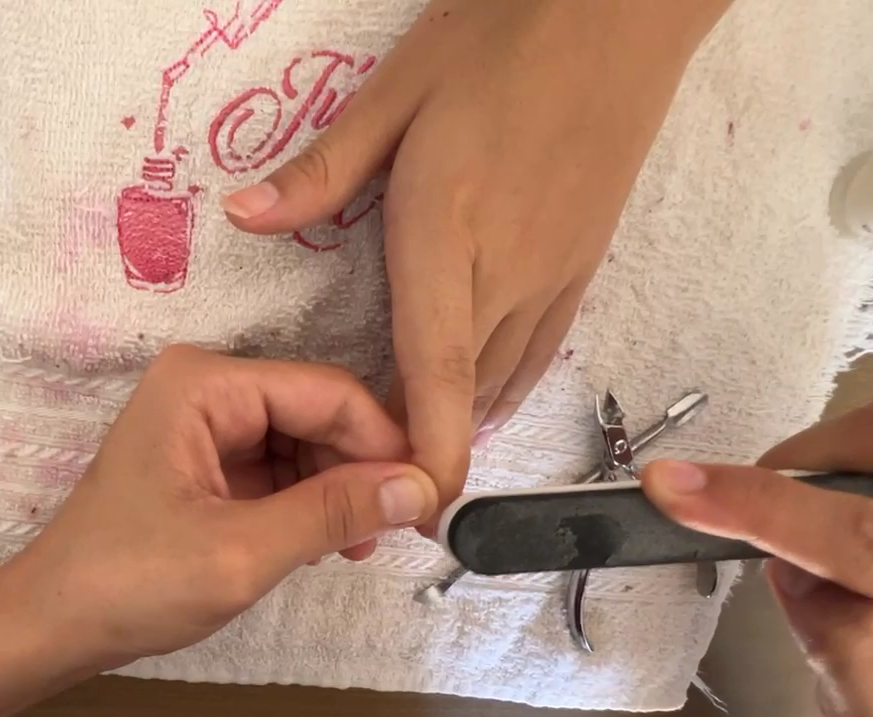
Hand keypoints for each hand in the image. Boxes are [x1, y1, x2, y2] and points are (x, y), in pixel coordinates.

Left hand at [0, 347, 437, 670]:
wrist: (53, 627)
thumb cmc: (132, 585)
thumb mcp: (241, 552)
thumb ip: (332, 513)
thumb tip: (421, 487)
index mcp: (206, 384)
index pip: (328, 393)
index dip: (385, 444)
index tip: (430, 500)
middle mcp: (206, 389)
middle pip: (315, 414)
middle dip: (359, 471)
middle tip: (398, 533)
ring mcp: (203, 427)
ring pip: (300, 445)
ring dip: (336, 494)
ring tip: (357, 548)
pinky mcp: (203, 466)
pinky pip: (274, 472)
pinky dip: (304, 506)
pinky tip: (325, 544)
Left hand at [222, 0, 730, 505]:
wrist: (630, 0)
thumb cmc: (501, 38)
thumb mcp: (396, 92)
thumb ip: (320, 172)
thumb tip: (242, 214)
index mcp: (444, 242)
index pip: (436, 373)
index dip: (428, 451)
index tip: (413, 510)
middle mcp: (505, 277)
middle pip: (464, 396)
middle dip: (428, 454)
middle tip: (383, 493)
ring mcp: (553, 277)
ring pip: (502, 384)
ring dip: (462, 428)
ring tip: (420, 462)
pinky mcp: (582, 268)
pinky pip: (538, 355)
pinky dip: (502, 393)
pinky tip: (479, 410)